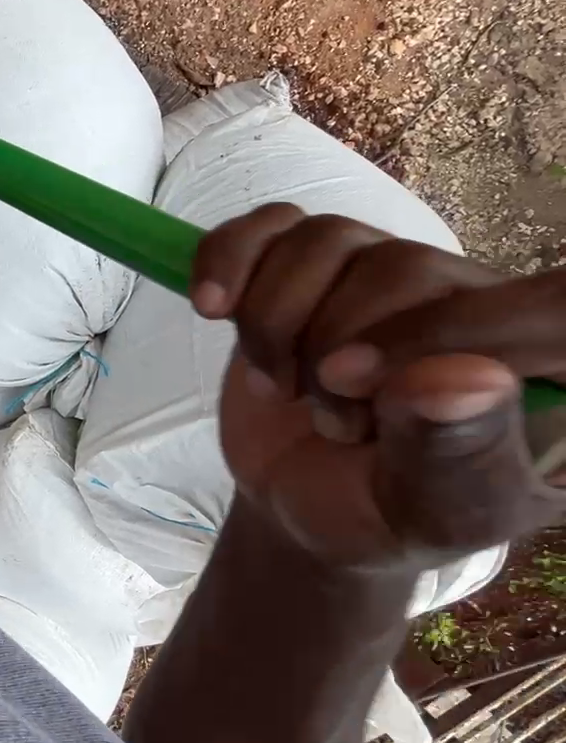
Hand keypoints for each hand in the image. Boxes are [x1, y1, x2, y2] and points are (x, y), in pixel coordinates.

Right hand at [192, 203, 565, 572]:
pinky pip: (266, 225)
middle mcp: (476, 305)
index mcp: (549, 367)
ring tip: (276, 383)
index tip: (353, 385)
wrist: (298, 495)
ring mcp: (382, 281)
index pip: (552, 305)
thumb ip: (455, 453)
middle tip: (322, 416)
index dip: (440, 331)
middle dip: (329, 345)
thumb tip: (466, 378)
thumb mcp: (431, 513)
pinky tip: (211, 306)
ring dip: (271, 318)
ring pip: (325, 239)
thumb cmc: (381, 517)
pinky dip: (226, 259)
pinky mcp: (301, 272)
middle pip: (400, 268)